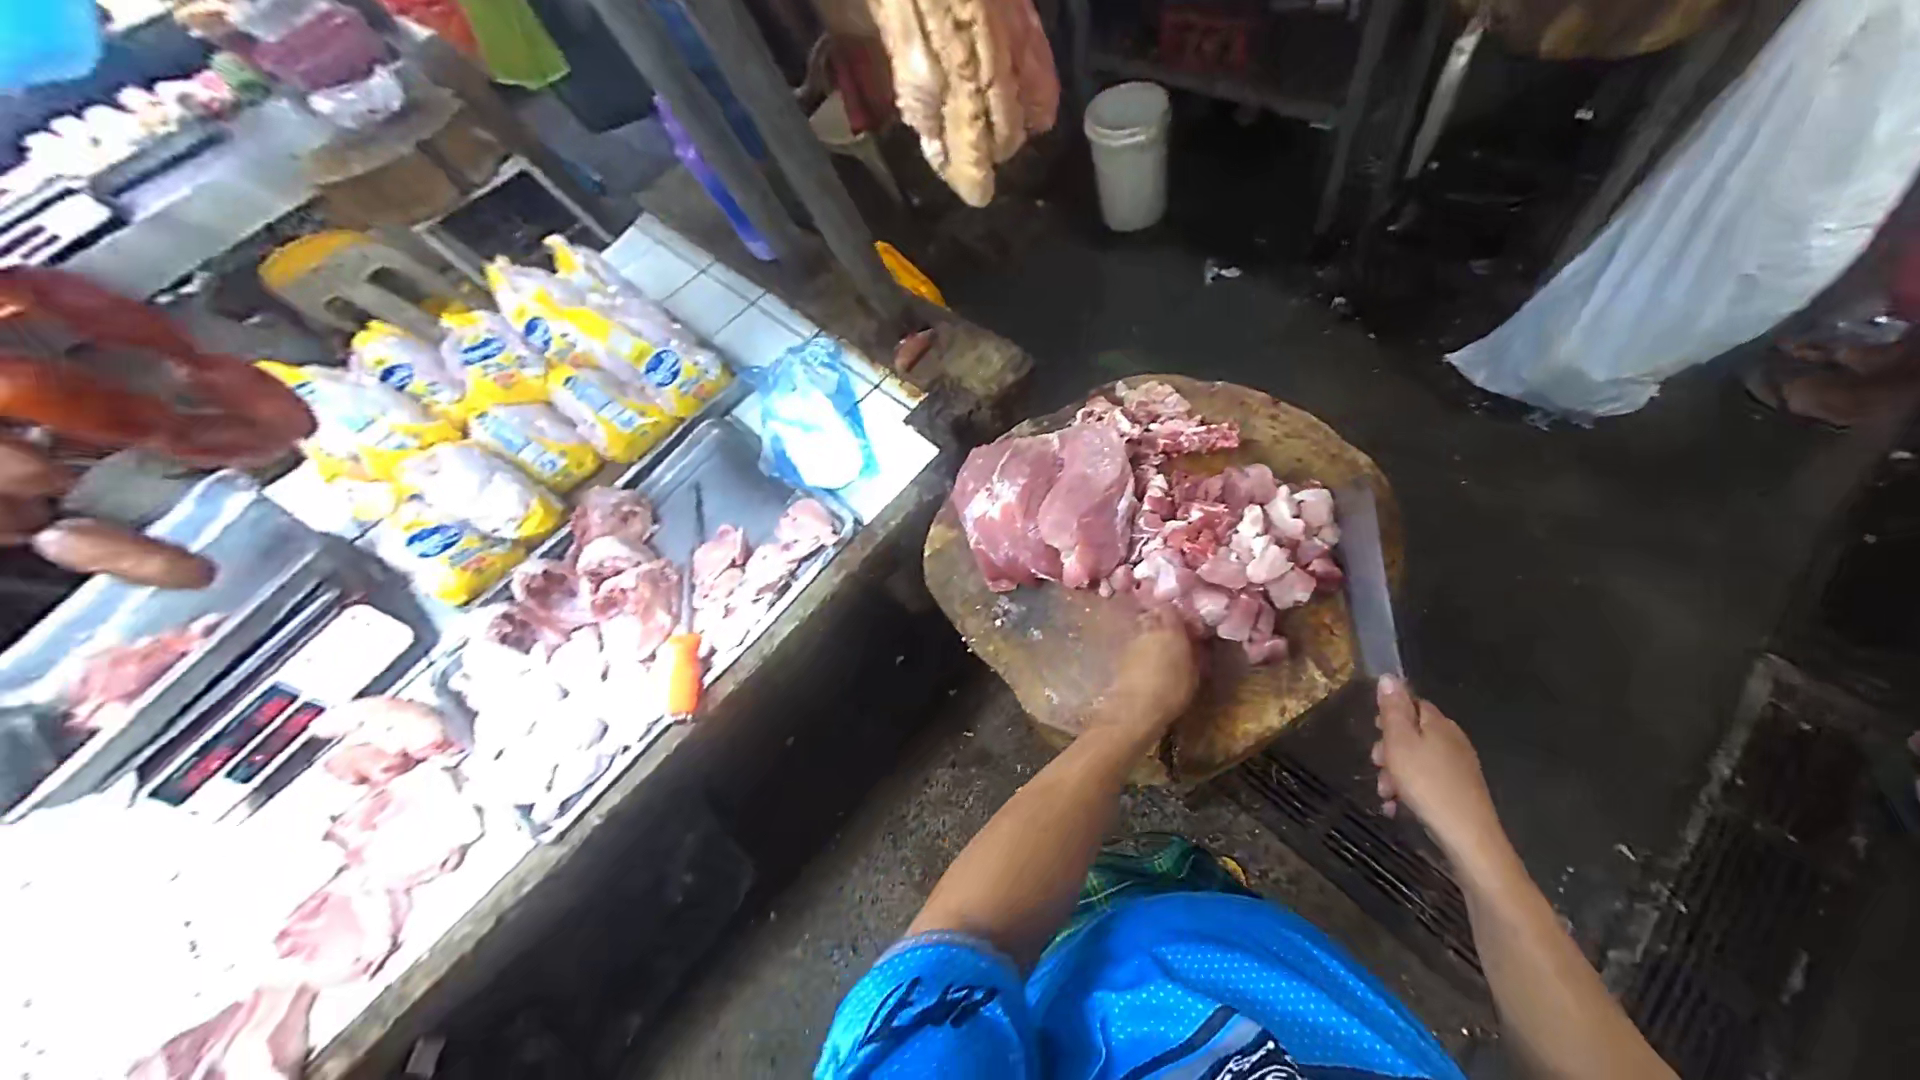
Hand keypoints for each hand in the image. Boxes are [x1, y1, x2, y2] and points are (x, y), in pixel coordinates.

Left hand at [1084, 609, 1197, 745]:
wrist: (1135, 707)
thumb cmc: (1172, 691)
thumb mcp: (1193, 673)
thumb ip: (1192, 651)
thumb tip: (1192, 641)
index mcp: (1170, 631)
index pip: (1170, 609)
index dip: (1177, 615)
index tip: (1185, 627)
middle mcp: (1148, 630)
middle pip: (1153, 616)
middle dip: (1161, 622)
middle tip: (1171, 636)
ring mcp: (1131, 641)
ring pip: (1141, 629)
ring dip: (1148, 635)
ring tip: (1157, 651)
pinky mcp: (1120, 654)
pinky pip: (1133, 644)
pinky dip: (1139, 648)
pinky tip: (1145, 662)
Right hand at [1370, 676, 1506, 869]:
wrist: (1467, 836)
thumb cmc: (1426, 783)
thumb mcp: (1399, 742)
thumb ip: (1392, 710)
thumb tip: (1389, 677)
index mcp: (1439, 724)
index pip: (1412, 703)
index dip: (1389, 714)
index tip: (1373, 731)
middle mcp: (1452, 740)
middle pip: (1411, 733)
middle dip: (1388, 748)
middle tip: (1376, 765)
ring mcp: (1459, 766)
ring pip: (1416, 758)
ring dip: (1395, 772)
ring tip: (1386, 793)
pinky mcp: (1460, 789)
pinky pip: (1426, 780)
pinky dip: (1410, 789)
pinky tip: (1398, 806)